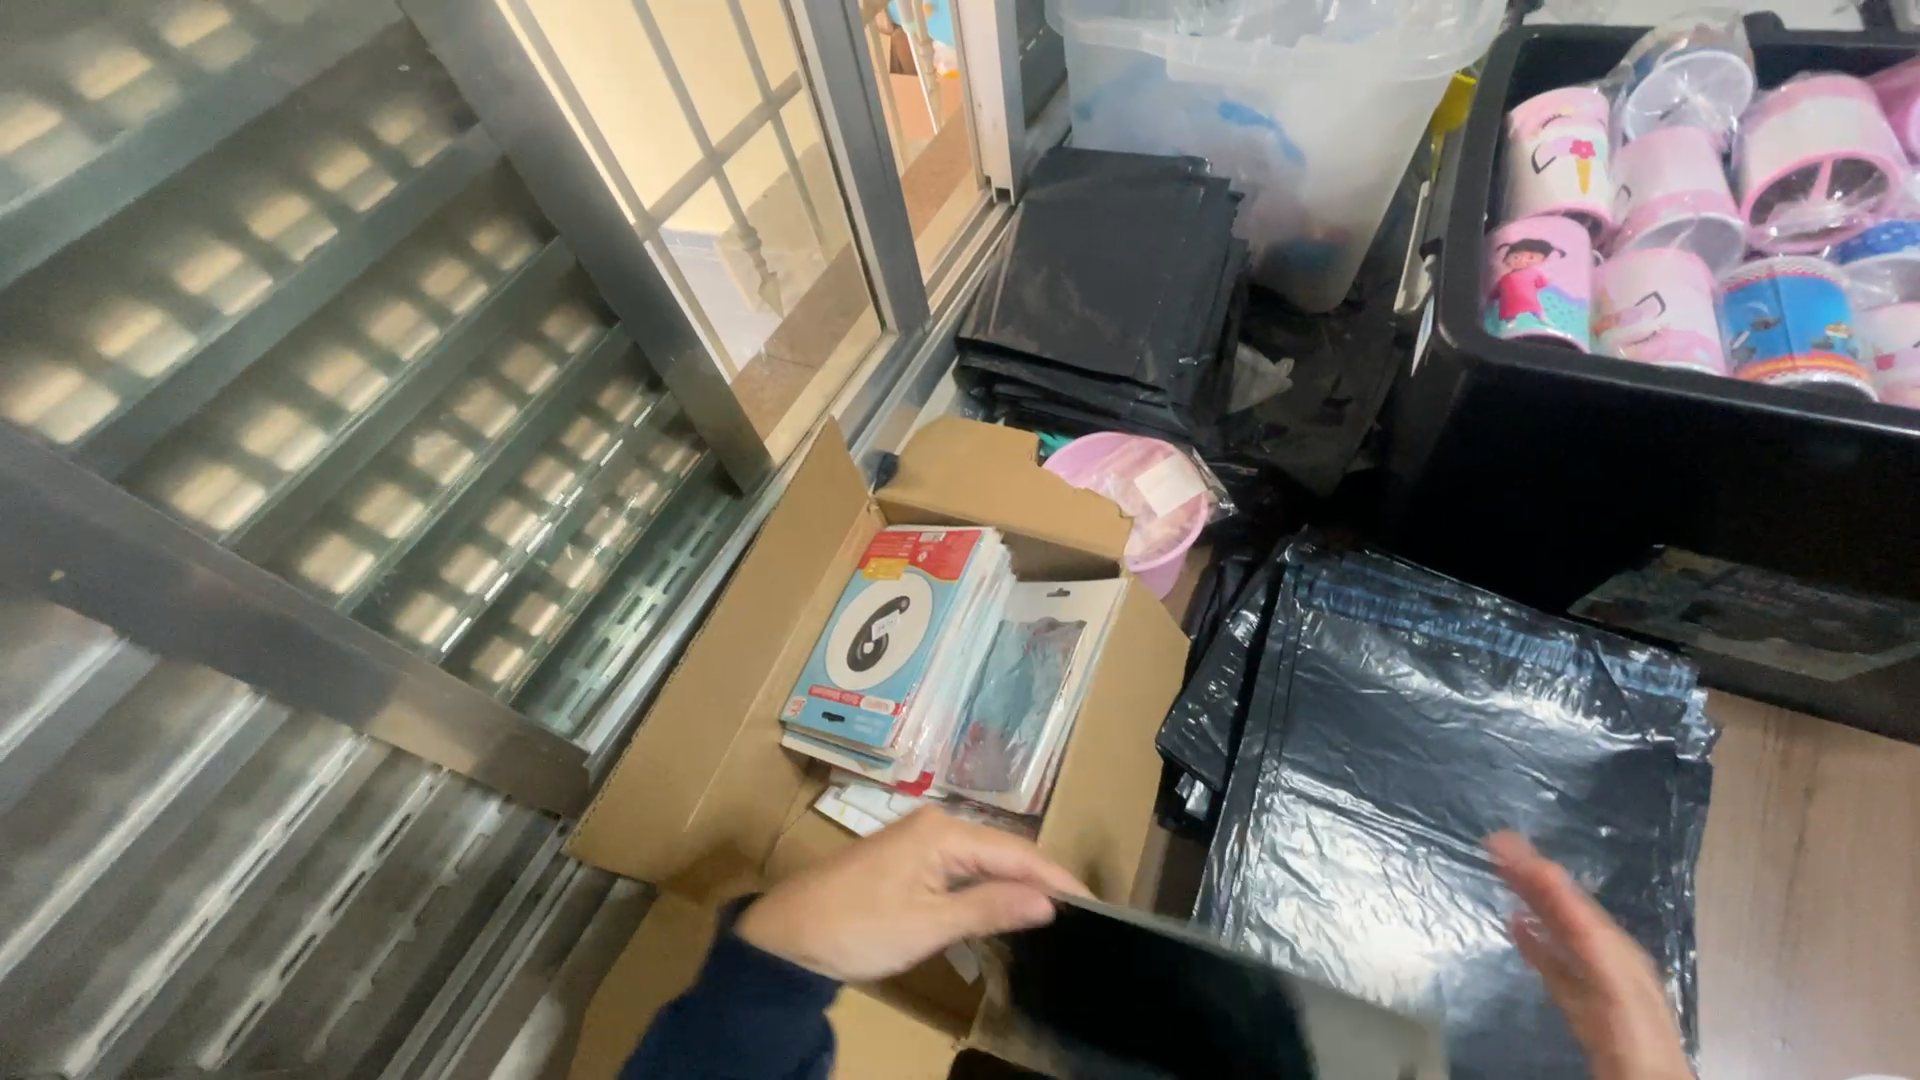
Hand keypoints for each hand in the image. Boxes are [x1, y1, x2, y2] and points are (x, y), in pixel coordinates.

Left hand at [736, 807, 1089, 981]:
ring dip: (1014, 881)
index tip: (1094, 904)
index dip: (1056, 877)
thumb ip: (990, 908)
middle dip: (1040, 877)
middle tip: (1080, 911)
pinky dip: (987, 884)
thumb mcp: (928, 925)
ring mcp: (921, 836)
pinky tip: (1004, 904)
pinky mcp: (910, 854)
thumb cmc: (859, 928)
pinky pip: (962, 864)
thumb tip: (1049, 902)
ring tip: (1053, 910)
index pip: (1017, 851)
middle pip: (1003, 849)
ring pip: (983, 856)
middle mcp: (937, 822)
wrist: (790, 934)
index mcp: (944, 831)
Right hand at [1487, 832, 1692, 1079]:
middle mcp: (1609, 962)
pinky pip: (1558, 967)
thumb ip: (1580, 944)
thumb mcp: (1614, 989)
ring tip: (1501, 874)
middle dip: (1532, 877)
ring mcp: (1597, 986)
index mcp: (1616, 953)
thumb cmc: (1634, 1040)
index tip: (1501, 841)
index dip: (1538, 869)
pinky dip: (1536, 943)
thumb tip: (1538, 890)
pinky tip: (1516, 927)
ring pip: (1561, 934)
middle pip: (1567, 912)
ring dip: (1532, 902)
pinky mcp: (1584, 1009)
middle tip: (1493, 844)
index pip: (1572, 901)